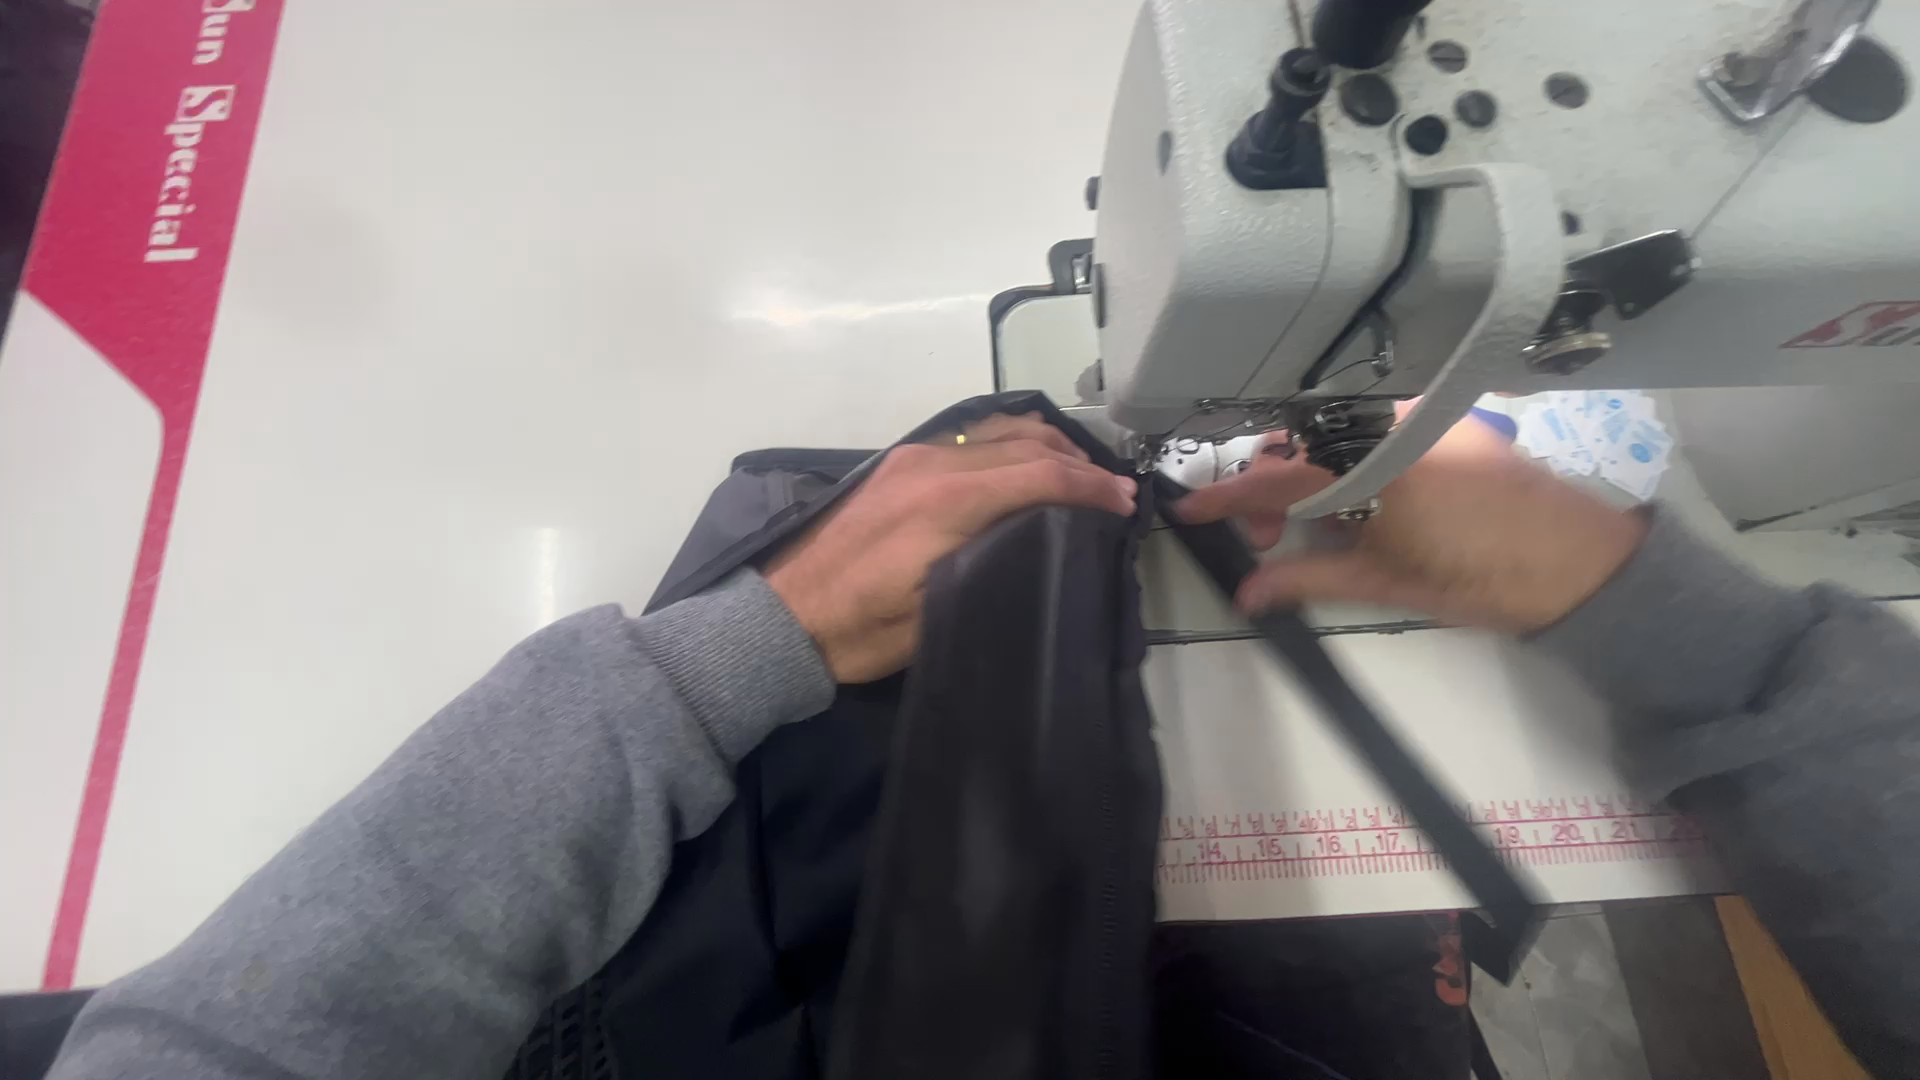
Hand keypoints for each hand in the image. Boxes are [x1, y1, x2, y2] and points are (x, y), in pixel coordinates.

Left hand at [765, 412, 1136, 681]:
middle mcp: (934, 463)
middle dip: (1077, 464)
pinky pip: (970, 439)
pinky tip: (1023, 464)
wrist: (784, 617)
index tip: (1124, 504)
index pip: (1040, 476)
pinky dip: (1008, 445)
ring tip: (1077, 473)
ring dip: (1044, 446)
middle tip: (1111, 491)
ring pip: (997, 433)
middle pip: (1025, 445)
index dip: (1090, 488)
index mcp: (948, 501)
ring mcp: (913, 456)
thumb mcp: (936, 614)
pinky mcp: (898, 463)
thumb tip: (1042, 542)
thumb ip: (993, 564)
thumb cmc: (860, 631)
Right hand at [1175, 414, 1647, 632]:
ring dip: (1299, 476)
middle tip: (1261, 542)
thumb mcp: (1379, 582)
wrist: (1585, 566)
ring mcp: (1416, 417)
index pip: (1273, 476)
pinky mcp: (1440, 420)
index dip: (1223, 496)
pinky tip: (1345, 499)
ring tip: (1305, 526)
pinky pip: (1364, 430)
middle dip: (1263, 492)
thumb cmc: (1477, 579)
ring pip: (1327, 435)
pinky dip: (1337, 461)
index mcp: (1369, 466)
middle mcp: (1387, 426)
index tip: (1186, 509)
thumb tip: (1242, 596)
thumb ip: (1302, 579)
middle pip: (1293, 446)